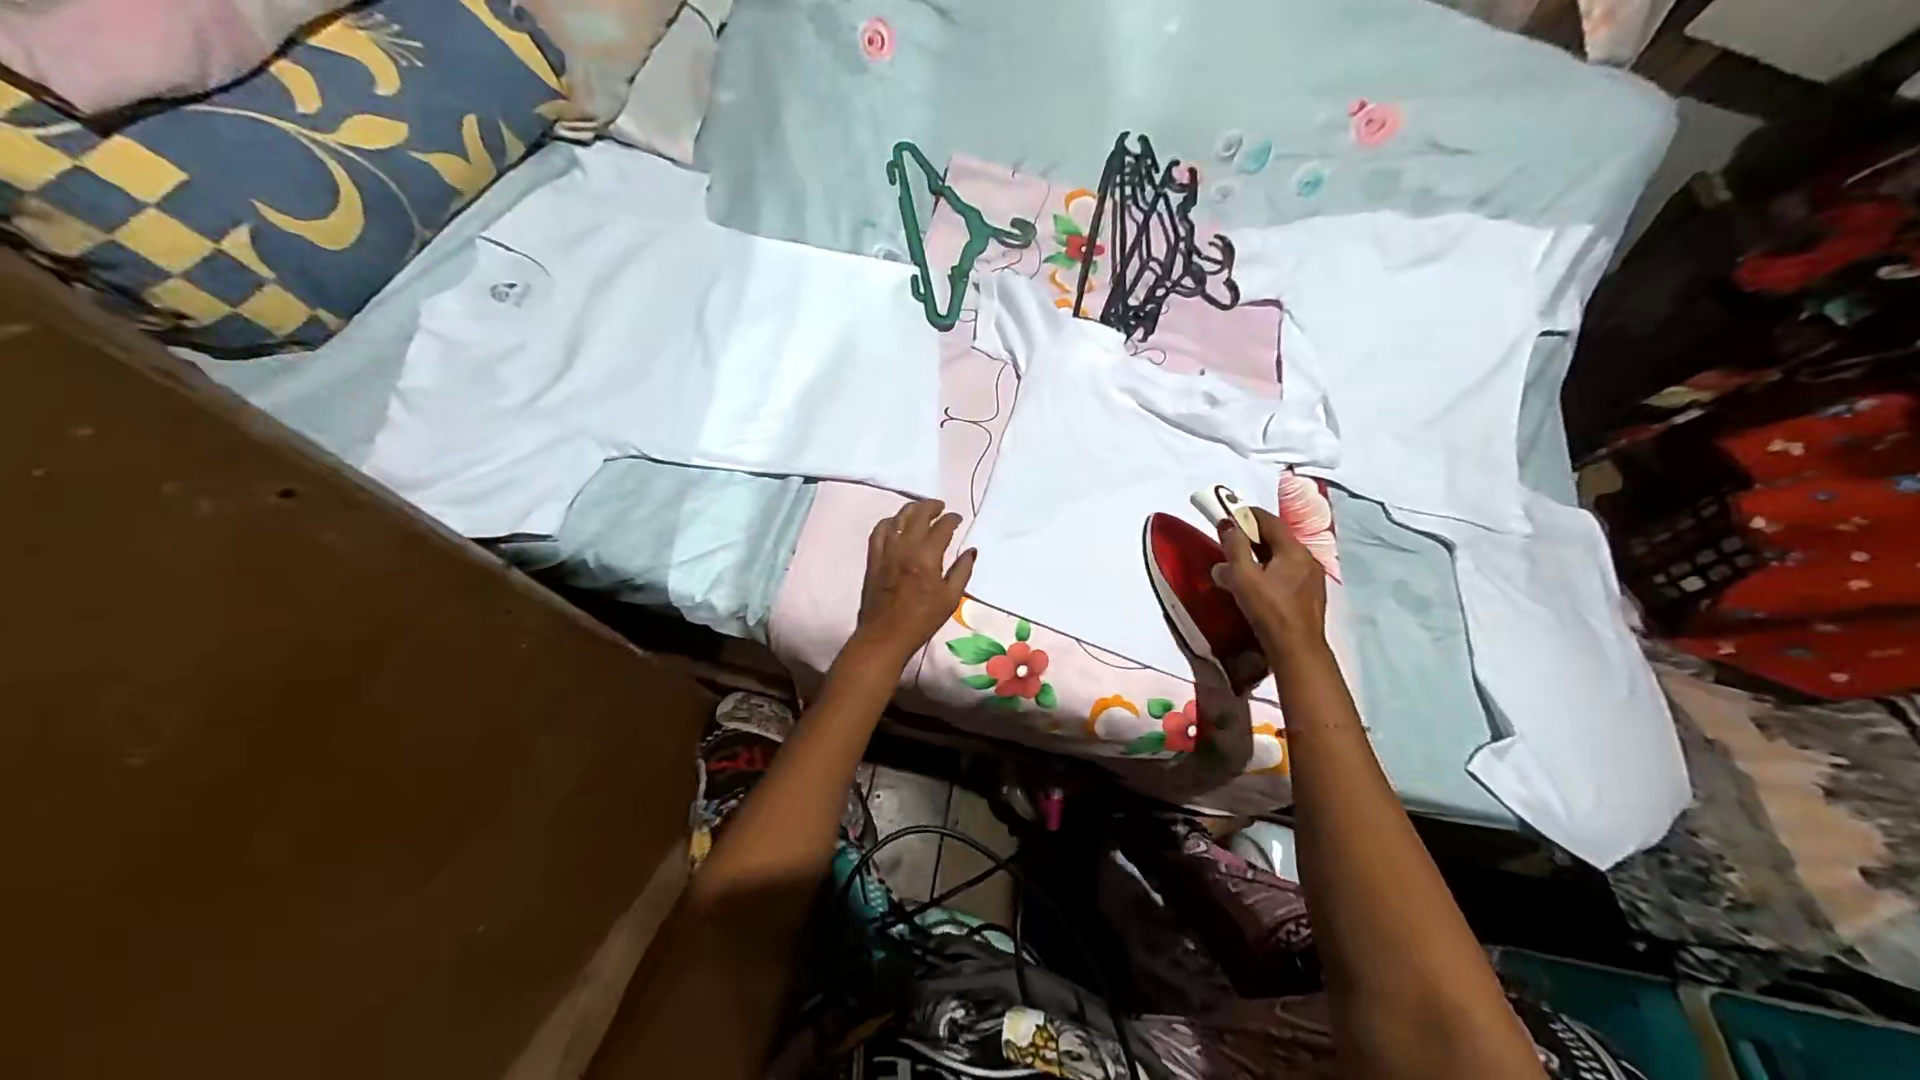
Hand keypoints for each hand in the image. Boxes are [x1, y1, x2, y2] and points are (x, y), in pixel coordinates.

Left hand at [849, 499, 976, 666]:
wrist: (885, 635)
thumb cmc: (922, 620)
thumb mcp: (950, 598)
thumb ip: (962, 571)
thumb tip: (971, 550)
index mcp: (927, 557)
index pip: (942, 526)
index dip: (952, 519)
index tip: (958, 519)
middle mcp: (905, 547)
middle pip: (918, 514)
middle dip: (932, 507)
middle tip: (941, 508)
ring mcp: (886, 551)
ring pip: (898, 518)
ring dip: (912, 510)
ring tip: (921, 510)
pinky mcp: (873, 558)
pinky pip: (879, 531)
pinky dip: (889, 522)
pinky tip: (896, 523)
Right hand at [1215, 505, 1327, 655]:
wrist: (1297, 650)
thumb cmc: (1268, 610)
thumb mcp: (1243, 576)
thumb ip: (1234, 547)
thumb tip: (1227, 525)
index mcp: (1294, 550)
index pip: (1268, 520)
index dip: (1246, 515)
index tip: (1227, 518)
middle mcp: (1308, 559)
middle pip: (1276, 538)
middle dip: (1250, 538)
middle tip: (1228, 545)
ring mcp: (1312, 578)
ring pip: (1281, 557)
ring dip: (1259, 557)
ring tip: (1238, 569)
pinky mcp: (1310, 596)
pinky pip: (1286, 573)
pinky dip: (1269, 572)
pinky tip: (1256, 588)